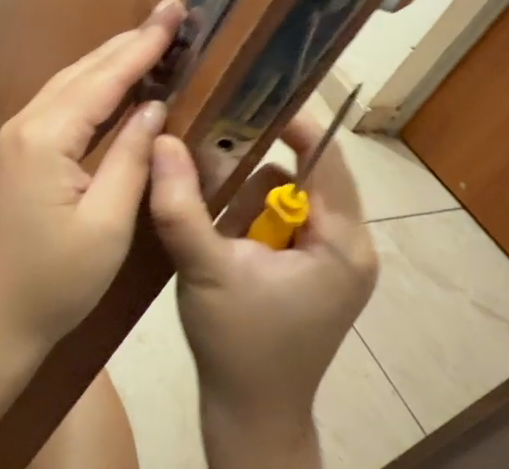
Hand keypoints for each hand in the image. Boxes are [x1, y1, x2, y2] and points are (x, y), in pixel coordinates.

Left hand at [0, 0, 185, 345]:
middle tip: (173, 14)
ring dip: (113, 59)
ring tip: (156, 39)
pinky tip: (121, 83)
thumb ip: (130, 158)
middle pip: (85, 71)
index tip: (176, 9)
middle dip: (130, 42)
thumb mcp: (107, 224)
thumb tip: (155, 107)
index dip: (144, 44)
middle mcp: (26, 123)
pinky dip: (96, 85)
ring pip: (72, 82)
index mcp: (46, 136)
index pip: (104, 78)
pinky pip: (64, 102)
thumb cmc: (58, 279)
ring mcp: (18, 134)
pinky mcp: (21, 149)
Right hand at [149, 112, 378, 449]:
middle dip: (255, 161)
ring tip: (208, 198)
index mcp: (341, 243)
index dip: (291, 121)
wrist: (251, 414)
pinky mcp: (311, 272)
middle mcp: (348, 245)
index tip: (242, 94)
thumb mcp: (205, 269)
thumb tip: (160, 138)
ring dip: (247, 190)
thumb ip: (182, 204)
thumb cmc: (239, 343)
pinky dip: (249, 214)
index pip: (327, 158)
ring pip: (287, 195)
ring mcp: (331, 261)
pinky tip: (217, 229)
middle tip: (207, 144)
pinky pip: (282, 220)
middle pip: (305, 173)